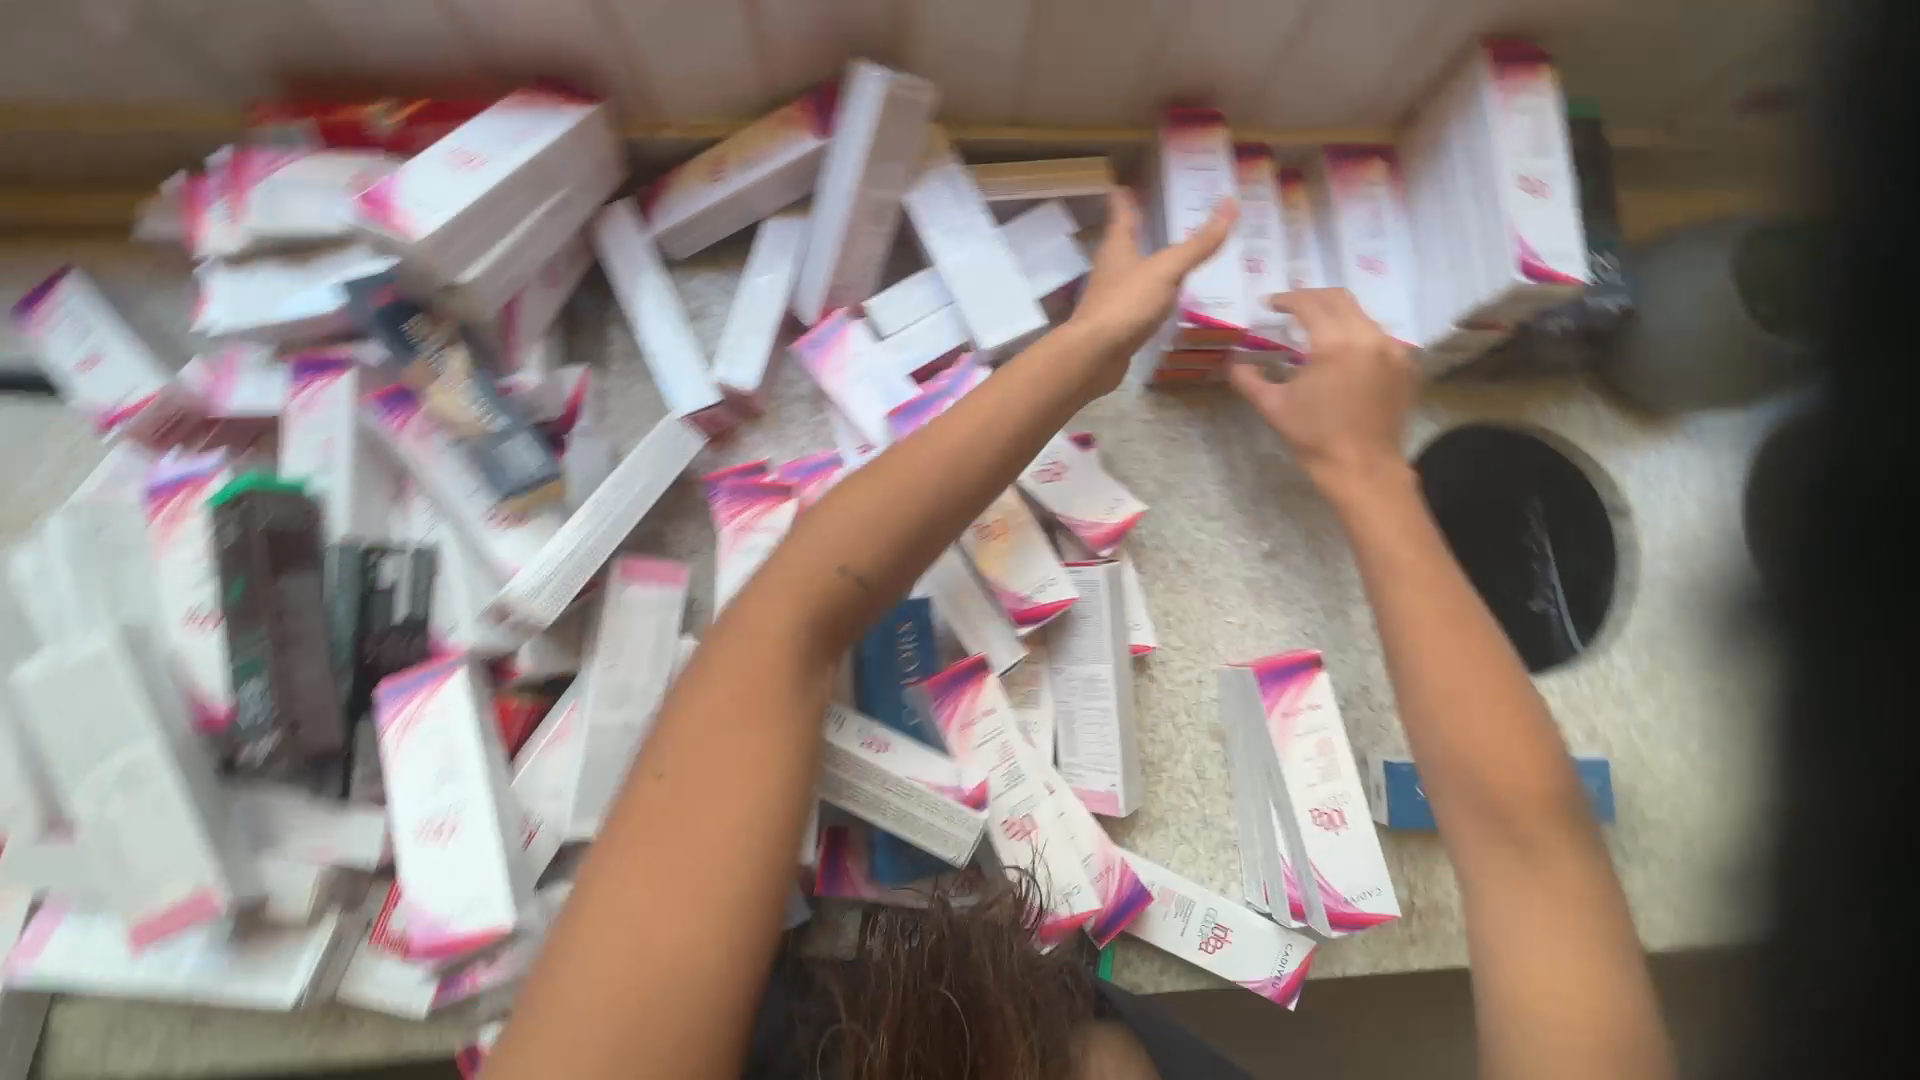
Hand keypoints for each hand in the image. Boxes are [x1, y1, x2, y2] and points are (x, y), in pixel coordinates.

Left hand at [1064, 188, 1236, 397]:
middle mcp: (1110, 270)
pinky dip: (1151, 297)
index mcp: (1117, 248)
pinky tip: (1165, 301)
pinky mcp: (1116, 325)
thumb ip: (1197, 244)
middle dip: (1139, 230)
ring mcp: (1110, 299)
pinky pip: (1137, 303)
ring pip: (1131, 274)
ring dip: (1147, 265)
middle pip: (1124, 243)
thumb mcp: (1166, 270)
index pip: (1121, 214)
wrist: (1094, 356)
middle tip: (1158, 216)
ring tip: (1170, 257)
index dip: (1124, 199)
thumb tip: (1230, 205)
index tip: (1124, 185)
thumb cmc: (1126, 304)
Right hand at [1226, 289, 1415, 498]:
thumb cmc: (1313, 437)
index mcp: (1335, 343)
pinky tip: (1342, 355)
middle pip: (1339, 299)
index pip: (1309, 304)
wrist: (1362, 467)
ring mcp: (1393, 350)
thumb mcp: (1272, 406)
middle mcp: (1369, 337)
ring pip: (1362, 316)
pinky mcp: (1405, 365)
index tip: (1269, 305)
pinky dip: (1357, 337)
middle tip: (1290, 308)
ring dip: (1336, 316)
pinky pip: (1379, 337)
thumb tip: (1233, 362)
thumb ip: (1248, 378)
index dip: (1286, 299)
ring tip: (1315, 331)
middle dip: (1312, 298)